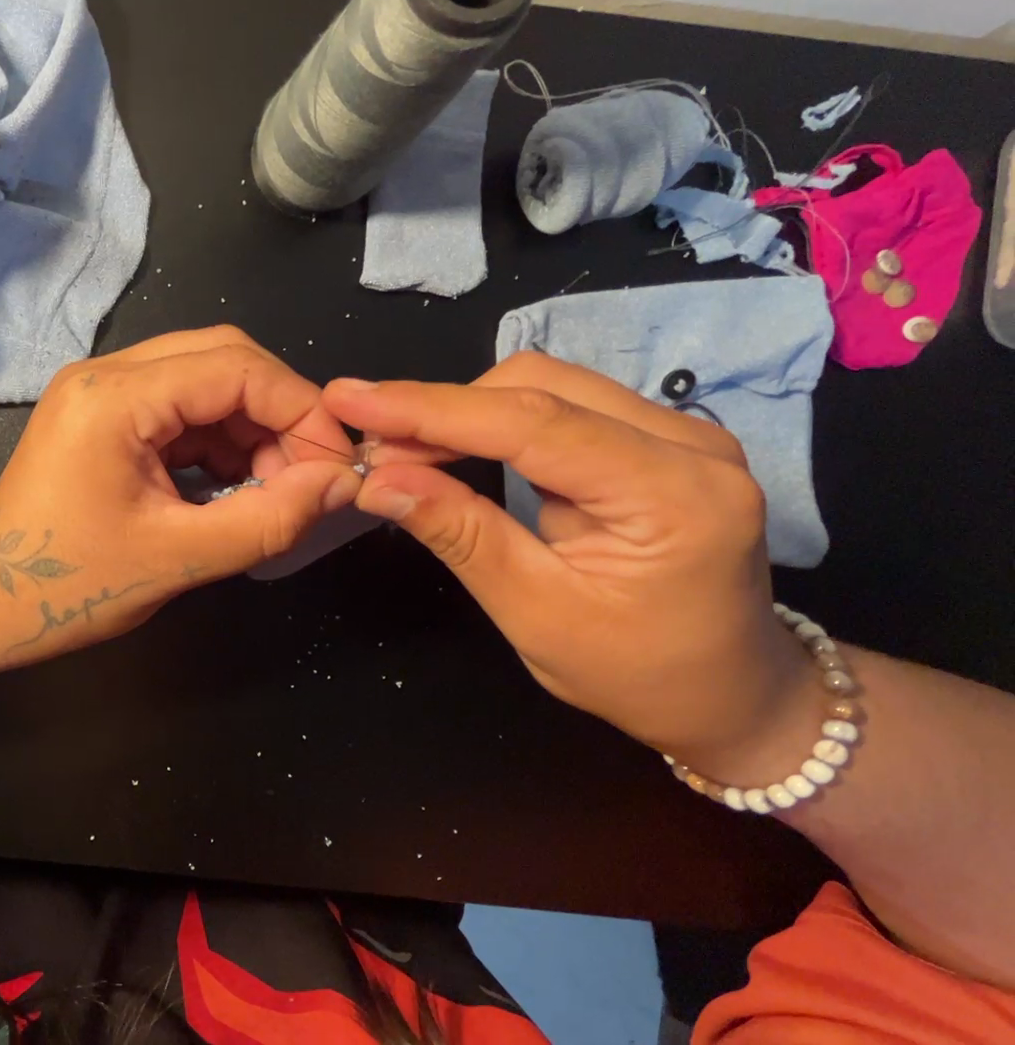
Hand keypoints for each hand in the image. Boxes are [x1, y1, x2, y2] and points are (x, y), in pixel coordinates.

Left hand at [0, 326, 361, 665]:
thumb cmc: (67, 587)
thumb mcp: (178, 558)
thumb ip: (269, 519)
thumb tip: (342, 485)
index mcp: (114, 398)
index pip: (236, 368)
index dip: (301, 410)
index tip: (337, 465)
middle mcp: (104, 375)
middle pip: (223, 360)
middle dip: (278, 415)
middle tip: (309, 479)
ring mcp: (98, 392)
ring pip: (203, 382)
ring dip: (250, 430)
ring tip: (273, 493)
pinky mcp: (101, 417)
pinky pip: (178, 409)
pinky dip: (217, 443)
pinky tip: (235, 487)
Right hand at [323, 353, 818, 778]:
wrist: (731, 693)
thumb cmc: (635, 673)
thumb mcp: (534, 614)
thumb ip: (459, 534)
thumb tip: (376, 480)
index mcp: (673, 494)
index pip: (532, 424)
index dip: (430, 407)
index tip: (349, 397)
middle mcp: (687, 443)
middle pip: (538, 386)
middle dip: (440, 410)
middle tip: (369, 448)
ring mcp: (678, 435)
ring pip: (544, 386)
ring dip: (461, 413)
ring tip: (398, 451)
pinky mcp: (656, 441)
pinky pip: (557, 408)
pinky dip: (490, 425)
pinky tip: (449, 450)